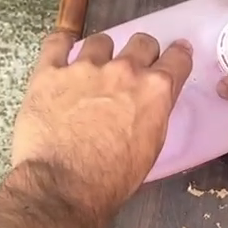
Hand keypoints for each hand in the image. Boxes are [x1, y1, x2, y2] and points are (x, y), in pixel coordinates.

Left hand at [10, 30, 193, 221]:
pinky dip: (62, 43)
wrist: (63, 186)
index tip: (176, 55)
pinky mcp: (50, 72)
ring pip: (101, 41)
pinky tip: (62, 48)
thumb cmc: (110, 179)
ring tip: (93, 68)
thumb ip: (153, 115)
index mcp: (155, 91)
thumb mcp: (150, 149)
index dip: (178, 56)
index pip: (177, 59)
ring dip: (102, 53)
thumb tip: (148, 106)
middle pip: (141, 43)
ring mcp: (85, 68)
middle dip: (141, 53)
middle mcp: (124, 71)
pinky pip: (57, 42)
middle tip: (132, 68)